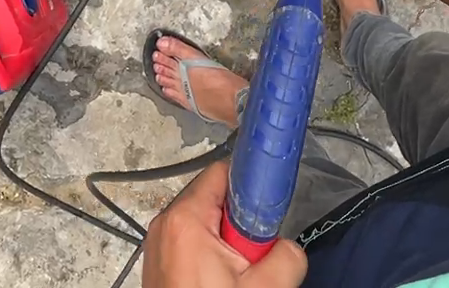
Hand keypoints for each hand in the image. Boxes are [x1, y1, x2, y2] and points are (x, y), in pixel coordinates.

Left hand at [142, 162, 306, 287]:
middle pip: (213, 200)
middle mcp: (165, 223)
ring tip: (237, 278)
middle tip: (253, 257)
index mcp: (185, 218)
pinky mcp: (158, 264)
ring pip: (204, 226)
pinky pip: (191, 246)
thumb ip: (286, 257)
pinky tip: (221, 285)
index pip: (222, 173)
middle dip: (239, 224)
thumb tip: (290, 247)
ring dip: (226, 245)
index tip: (268, 205)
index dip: (249, 187)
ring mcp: (158, 244)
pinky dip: (210, 258)